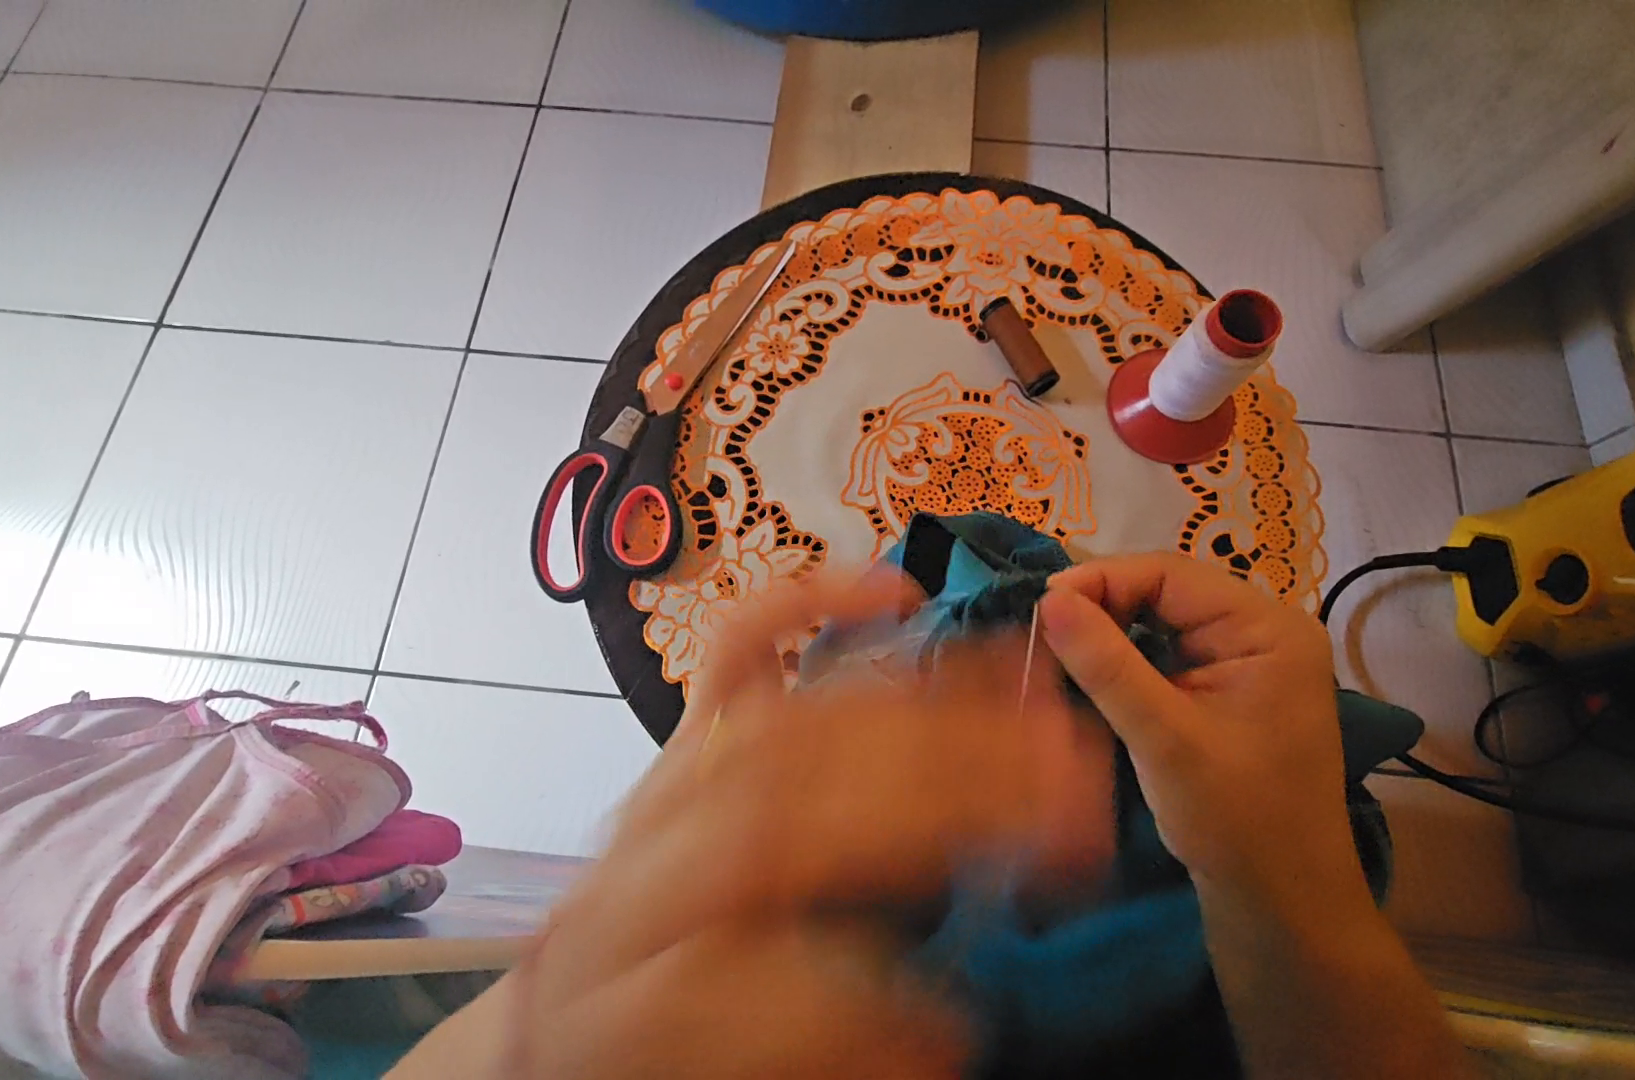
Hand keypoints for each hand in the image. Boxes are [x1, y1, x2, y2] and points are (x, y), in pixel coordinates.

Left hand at [400, 571, 1114, 1077]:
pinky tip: (892, 595)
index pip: (721, 990)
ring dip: (923, 712)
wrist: (568, 1002)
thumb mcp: (723, 1079)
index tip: (952, 1028)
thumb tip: (943, 1026)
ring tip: (1025, 700)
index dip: (844, 1011)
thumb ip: (823, 1052)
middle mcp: (637, 877)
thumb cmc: (659, 1048)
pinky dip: (812, 605)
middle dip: (939, 801)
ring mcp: (664, 786)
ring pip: (780, 730)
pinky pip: (734, 652)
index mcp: (623, 1006)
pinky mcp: (687, 735)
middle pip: (777, 823)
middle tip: (1066, 797)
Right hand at [1038, 554, 1364, 910]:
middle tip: (1045, 628)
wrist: (1278, 900)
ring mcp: (1244, 658)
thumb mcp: (1163, 737)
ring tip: (1060, 644)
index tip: (1043, 606)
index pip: (1170, 574)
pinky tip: (1091, 665)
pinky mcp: (1224, 684)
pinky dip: (1124, 652)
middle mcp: (1262, 631)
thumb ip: (1105, 663)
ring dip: (1108, 627)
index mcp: (1267, 630)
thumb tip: (1047, 599)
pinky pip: (1164, 647)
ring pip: (1160, 616)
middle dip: (1102, 603)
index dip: (1101, 579)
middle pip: (1166, 589)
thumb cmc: (1233, 819)